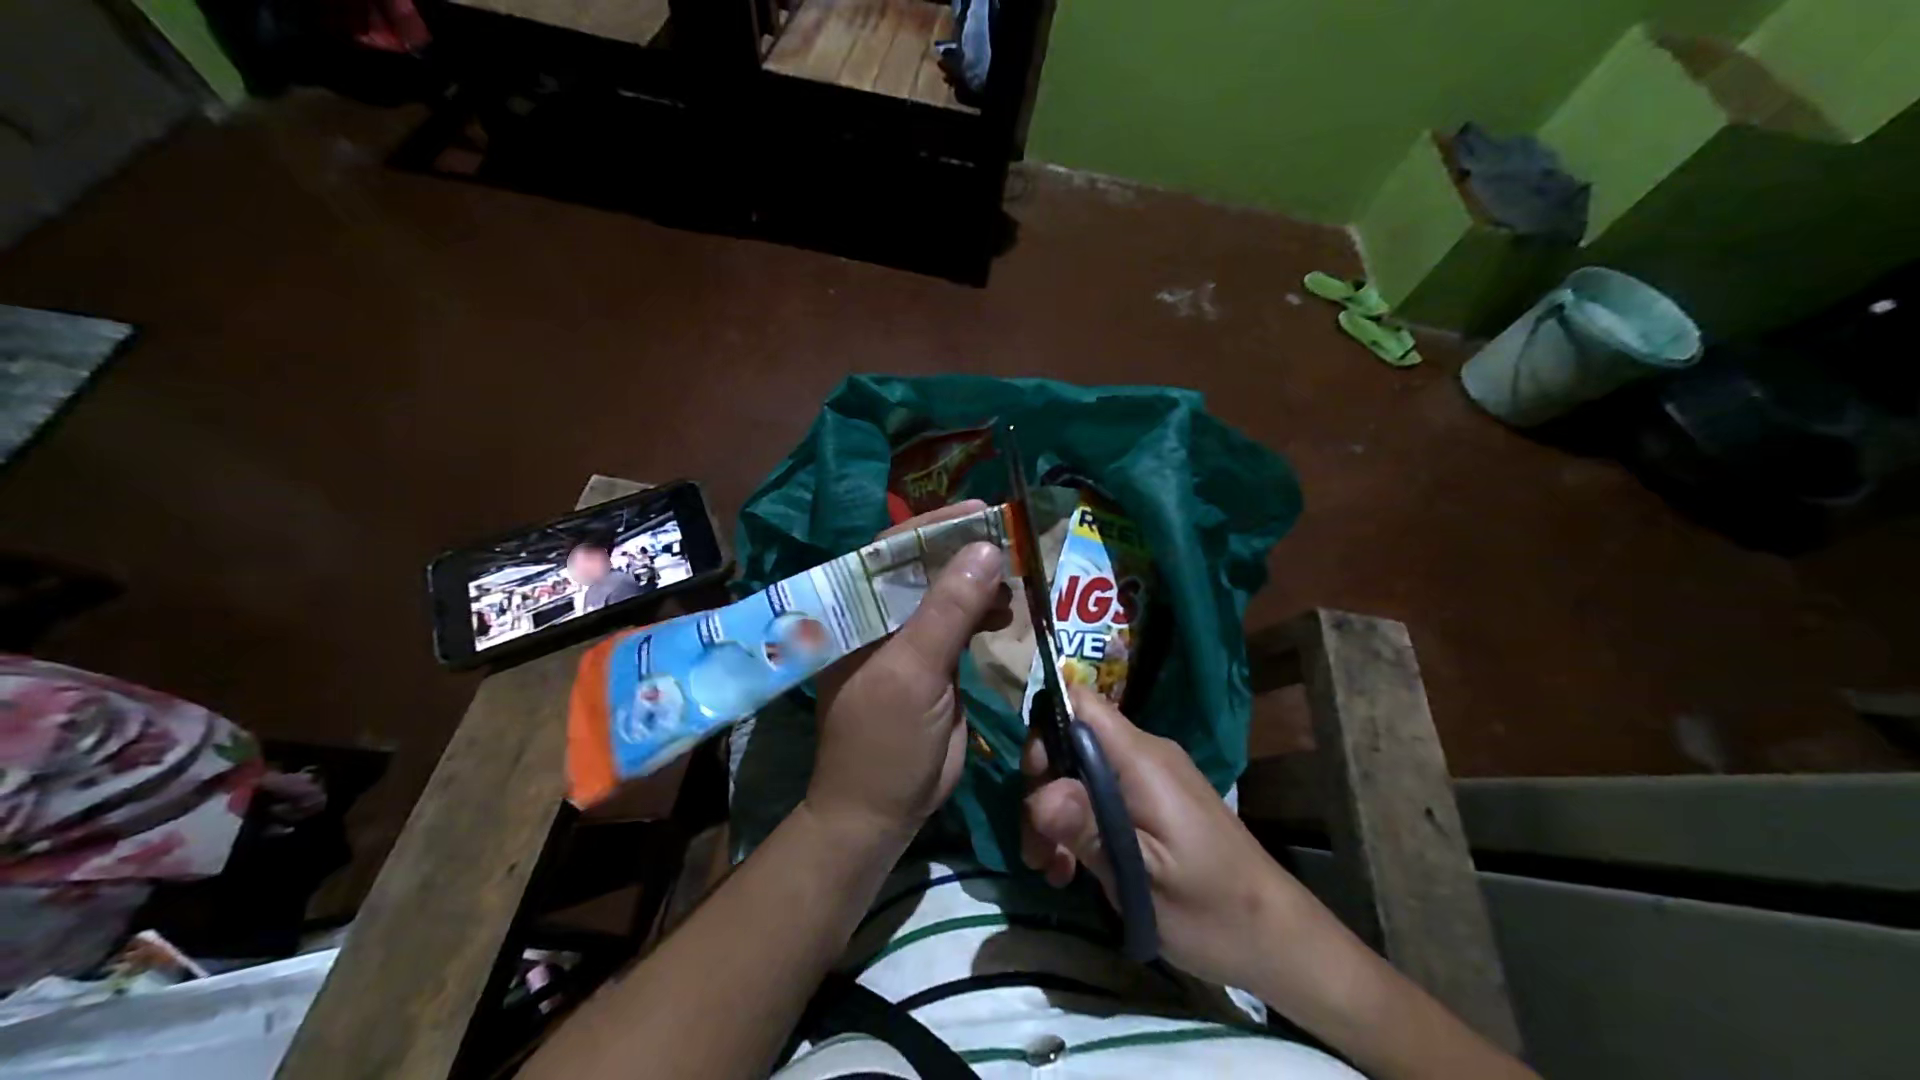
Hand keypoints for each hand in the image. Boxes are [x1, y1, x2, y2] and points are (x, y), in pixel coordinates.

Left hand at [807, 501, 1010, 842]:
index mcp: (856, 613)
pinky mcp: (931, 664)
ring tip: (1011, 580)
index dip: (934, 527)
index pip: (891, 552)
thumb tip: (985, 549)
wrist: (880, 811)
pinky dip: (982, 612)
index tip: (981, 511)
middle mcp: (878, 618)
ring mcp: (906, 641)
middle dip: (962, 551)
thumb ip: (947, 611)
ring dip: (977, 582)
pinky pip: (958, 625)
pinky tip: (1005, 610)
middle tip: (1007, 538)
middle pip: (921, 568)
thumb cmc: (884, 741)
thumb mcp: (914, 672)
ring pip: (944, 595)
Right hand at [1022, 686, 1313, 990]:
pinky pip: (1102, 795)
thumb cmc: (1210, 908)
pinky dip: (1079, 826)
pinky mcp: (1153, 802)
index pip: (1081, 703)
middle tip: (1034, 849)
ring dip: (1056, 816)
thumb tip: (1037, 796)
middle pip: (1072, 743)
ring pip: (1081, 773)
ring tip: (1051, 870)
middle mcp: (1143, 755)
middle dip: (1042, 789)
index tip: (1033, 780)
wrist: (1276, 936)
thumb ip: (1088, 828)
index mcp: (1141, 759)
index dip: (1045, 728)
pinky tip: (1072, 870)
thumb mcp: (1140, 875)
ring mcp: (1150, 779)